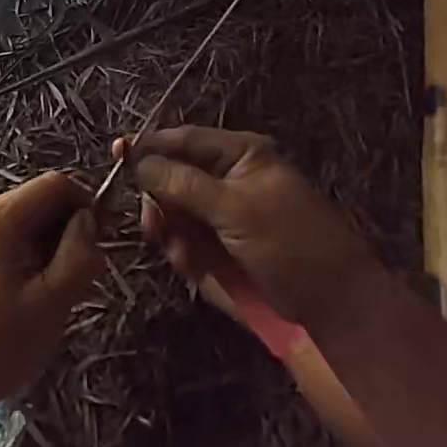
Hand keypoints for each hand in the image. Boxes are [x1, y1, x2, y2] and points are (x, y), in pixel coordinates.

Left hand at [0, 172, 102, 408]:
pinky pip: (24, 236)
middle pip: (47, 198)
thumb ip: (80, 252)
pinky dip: (42, 254)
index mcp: (4, 216)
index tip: (100, 241)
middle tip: (82, 271)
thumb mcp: (54, 299)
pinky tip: (42, 290)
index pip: (57, 183)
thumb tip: (90, 221)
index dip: (85, 203)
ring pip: (38, 218)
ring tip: (61, 287)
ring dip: (59, 244)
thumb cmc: (1, 342)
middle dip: (72, 227)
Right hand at [127, 126, 379, 330]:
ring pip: (173, 210)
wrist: (330, 306)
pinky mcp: (218, 246)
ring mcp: (221, 214)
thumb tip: (139, 160)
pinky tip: (189, 263)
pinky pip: (184, 240)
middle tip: (152, 220)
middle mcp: (226, 177)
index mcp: (238, 153)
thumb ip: (183, 183)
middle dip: (158, 196)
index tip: (116, 151)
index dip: (150, 144)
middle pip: (173, 174)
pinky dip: (181, 251)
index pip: (185, 139)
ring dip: (168, 227)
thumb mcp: (235, 207)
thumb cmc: (288, 242)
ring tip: (174, 245)